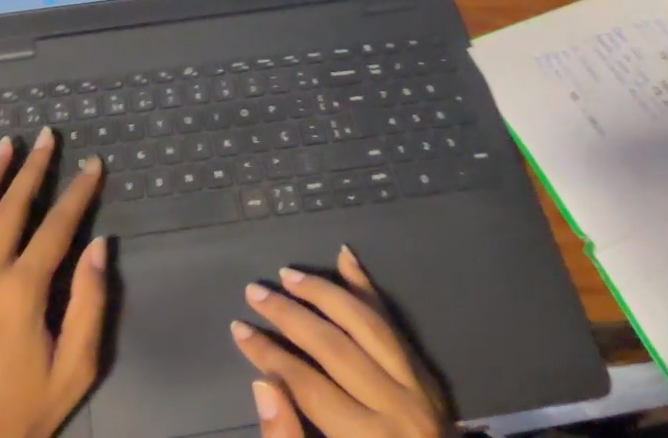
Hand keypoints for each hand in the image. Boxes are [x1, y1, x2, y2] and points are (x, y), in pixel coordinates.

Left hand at [0, 128, 109, 437]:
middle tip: (47, 136)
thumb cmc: (22, 412)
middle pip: (10, 208)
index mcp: (21, 293)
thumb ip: (89, 304)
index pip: (56, 228)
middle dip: (32, 169)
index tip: (92, 164)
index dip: (77, 193)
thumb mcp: (73, 369)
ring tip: (5, 144)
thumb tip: (99, 245)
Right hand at [231, 245, 453, 437]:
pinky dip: (369, 290)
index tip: (238, 328)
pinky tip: (346, 259)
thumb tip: (263, 384)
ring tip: (289, 275)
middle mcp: (397, 408)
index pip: (308, 384)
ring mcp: (419, 389)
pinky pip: (394, 325)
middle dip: (290, 316)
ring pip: (367, 324)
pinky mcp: (429, 377)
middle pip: (335, 347)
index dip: (270, 355)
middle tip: (255, 291)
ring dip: (326, 293)